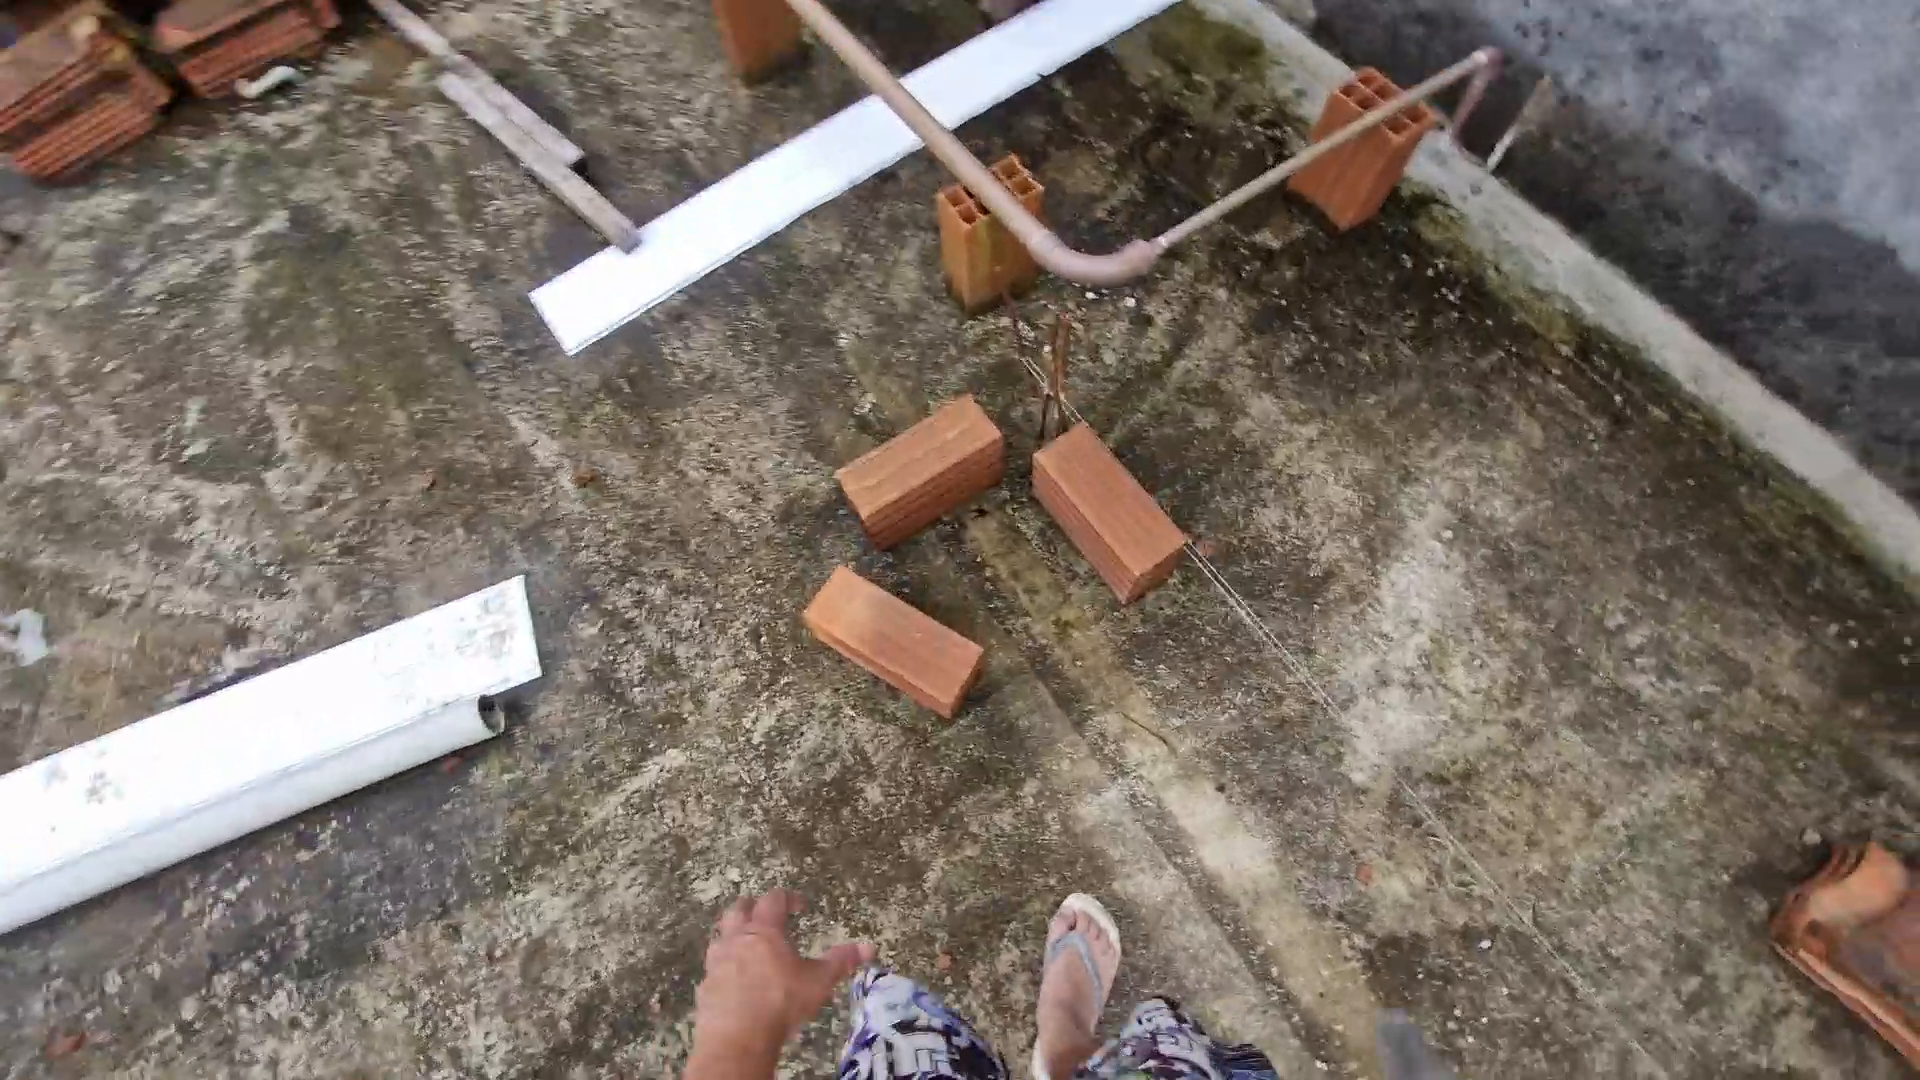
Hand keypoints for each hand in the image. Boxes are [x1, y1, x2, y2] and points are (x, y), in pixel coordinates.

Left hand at [684, 889, 875, 1079]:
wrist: (736, 1041)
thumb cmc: (780, 1003)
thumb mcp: (818, 982)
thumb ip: (841, 962)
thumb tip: (869, 947)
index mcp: (765, 931)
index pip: (774, 899)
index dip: (788, 897)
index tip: (800, 905)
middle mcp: (737, 939)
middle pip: (738, 909)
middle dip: (752, 906)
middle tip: (766, 915)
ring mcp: (717, 963)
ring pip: (720, 936)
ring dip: (733, 934)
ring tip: (747, 945)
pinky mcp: (705, 988)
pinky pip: (712, 968)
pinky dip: (724, 967)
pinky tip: (734, 980)